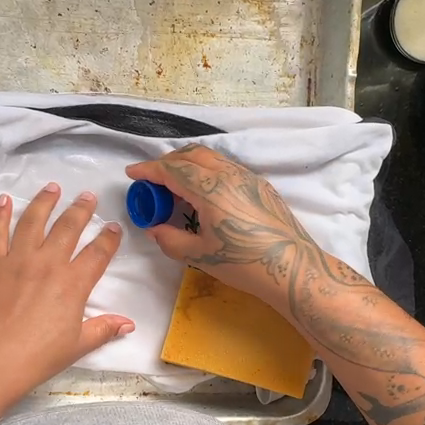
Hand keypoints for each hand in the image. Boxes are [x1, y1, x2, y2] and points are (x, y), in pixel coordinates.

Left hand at [0, 182, 132, 398]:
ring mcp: (18, 260)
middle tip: (88, 196)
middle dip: (80, 210)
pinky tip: (4, 200)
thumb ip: (103, 329)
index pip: (97, 253)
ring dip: (45, 202)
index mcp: (74, 284)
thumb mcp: (77, 346)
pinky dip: (0, 214)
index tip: (114, 228)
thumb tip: (128, 324)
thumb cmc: (38, 357)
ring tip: (53, 187)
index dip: (108, 239)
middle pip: (68, 227)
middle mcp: (48, 263)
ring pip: (34, 221)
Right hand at [124, 147, 318, 313]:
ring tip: (176, 186)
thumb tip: (155, 229)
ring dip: (188, 165)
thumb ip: (171, 239)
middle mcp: (229, 174)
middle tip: (152, 181)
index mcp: (211, 189)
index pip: (173, 170)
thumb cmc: (243, 263)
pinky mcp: (260, 186)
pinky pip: (226, 167)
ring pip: (212, 158)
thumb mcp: (200, 255)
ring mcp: (248, 177)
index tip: (132, 174)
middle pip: (192, 155)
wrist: (292, 268)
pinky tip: (203, 194)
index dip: (149, 170)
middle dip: (167, 163)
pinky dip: (207, 171)